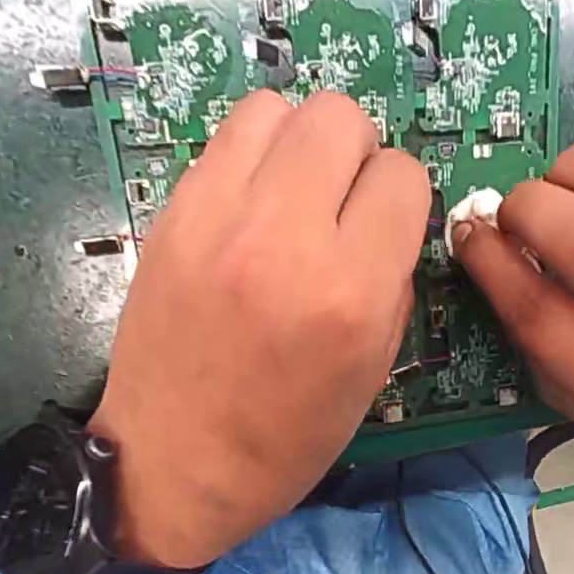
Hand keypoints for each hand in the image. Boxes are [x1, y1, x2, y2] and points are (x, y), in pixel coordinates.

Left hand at [91, 91, 428, 567]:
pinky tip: (247, 205)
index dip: (400, 198)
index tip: (382, 225)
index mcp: (349, 291)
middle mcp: (284, 238)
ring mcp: (216, 220)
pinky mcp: (171, 218)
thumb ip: (391, 282)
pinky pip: (222, 142)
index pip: (402, 175)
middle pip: (339, 117)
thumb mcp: (369, 375)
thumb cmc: (281, 441)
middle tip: (339, 200)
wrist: (173, 465)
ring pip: (275, 109)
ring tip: (291, 191)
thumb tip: (387, 221)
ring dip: (297, 140)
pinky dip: (248, 157)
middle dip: (355, 152)